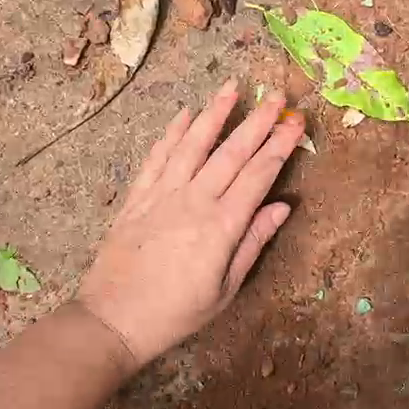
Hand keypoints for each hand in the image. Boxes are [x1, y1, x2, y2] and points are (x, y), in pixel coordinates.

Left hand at [76, 80, 301, 368]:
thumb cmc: (175, 313)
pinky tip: (185, 113)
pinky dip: (172, 132)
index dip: (280, 146)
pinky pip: (158, 156)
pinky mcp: (138, 196)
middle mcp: (194, 200)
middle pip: (232, 151)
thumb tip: (282, 206)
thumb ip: (253, 243)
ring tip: (232, 87)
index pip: (259, 174)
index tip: (296, 123)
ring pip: (193, 143)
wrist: (111, 322)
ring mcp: (163, 194)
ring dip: (215, 113)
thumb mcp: (225, 289)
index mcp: (221, 225)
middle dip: (258, 121)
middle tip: (277, 95)